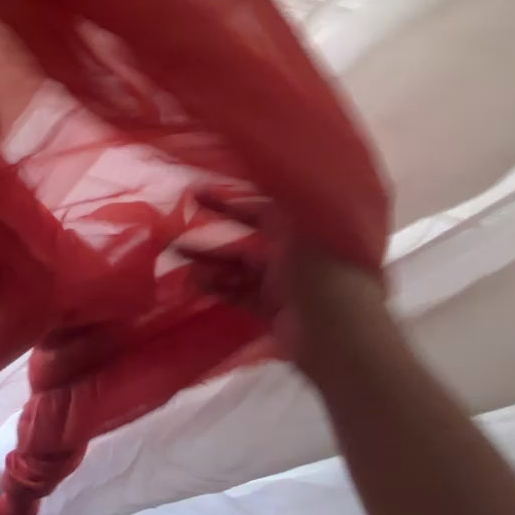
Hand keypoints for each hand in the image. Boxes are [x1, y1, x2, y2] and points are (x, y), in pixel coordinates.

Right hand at [181, 191, 390, 383]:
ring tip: (177, 253)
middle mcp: (294, 256)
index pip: (262, 210)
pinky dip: (217, 287)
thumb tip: (257, 175)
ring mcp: (282, 284)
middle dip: (212, 231)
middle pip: (245, 239)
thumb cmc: (323, 275)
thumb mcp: (302, 228)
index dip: (230, 201)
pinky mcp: (272, 310)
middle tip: (177, 224)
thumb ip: (276, 205)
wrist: (337, 338)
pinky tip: (194, 281)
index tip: (197, 193)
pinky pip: (238, 292)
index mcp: (304, 233)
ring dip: (208, 259)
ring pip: (237, 266)